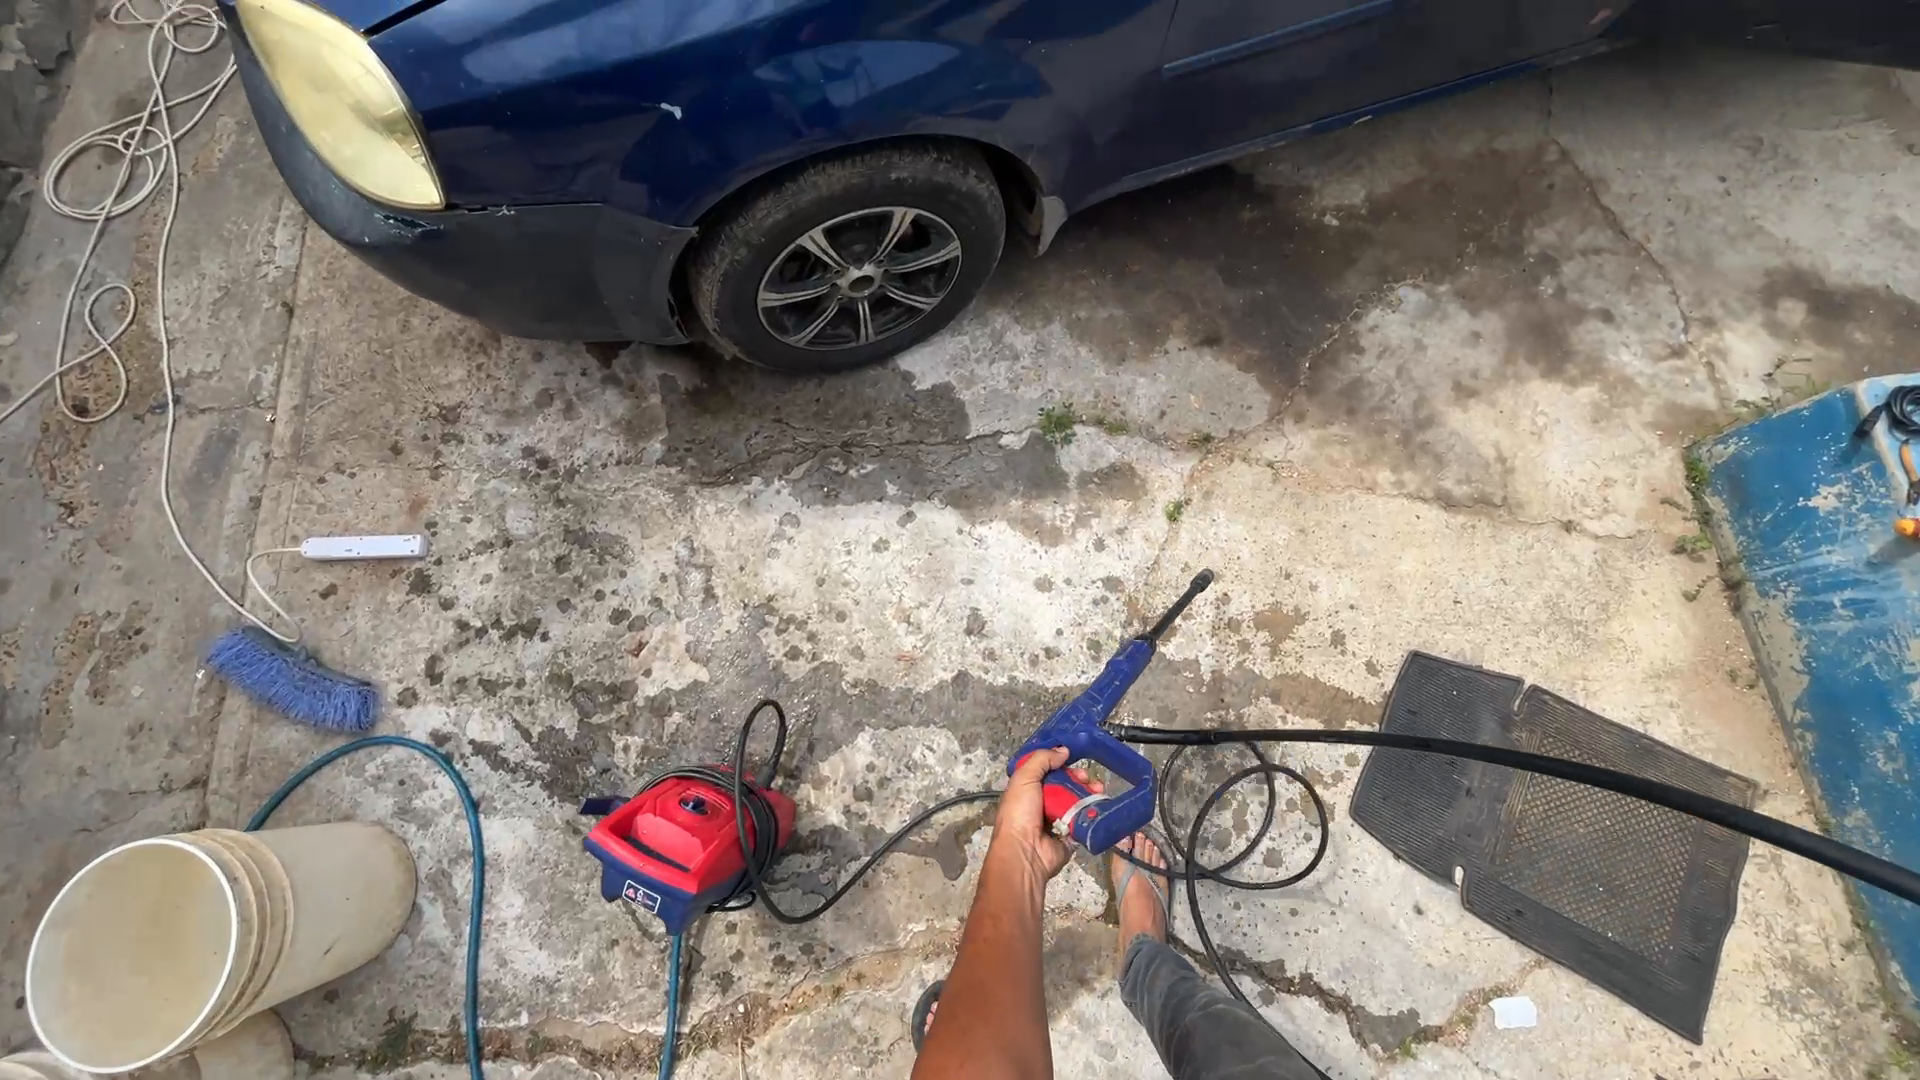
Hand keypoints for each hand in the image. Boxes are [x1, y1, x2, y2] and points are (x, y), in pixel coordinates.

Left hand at [990, 747, 1102, 881]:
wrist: (1026, 852)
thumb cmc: (1020, 813)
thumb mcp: (1024, 778)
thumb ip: (1042, 760)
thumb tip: (1063, 750)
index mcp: (1027, 789)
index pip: (1047, 771)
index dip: (1060, 763)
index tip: (1072, 757)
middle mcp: (1042, 803)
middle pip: (1065, 784)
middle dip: (1078, 777)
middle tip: (1086, 776)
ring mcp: (1058, 819)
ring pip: (1077, 800)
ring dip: (1089, 792)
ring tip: (1098, 788)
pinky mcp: (1071, 834)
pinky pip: (1084, 818)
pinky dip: (1093, 811)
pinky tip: (1100, 803)